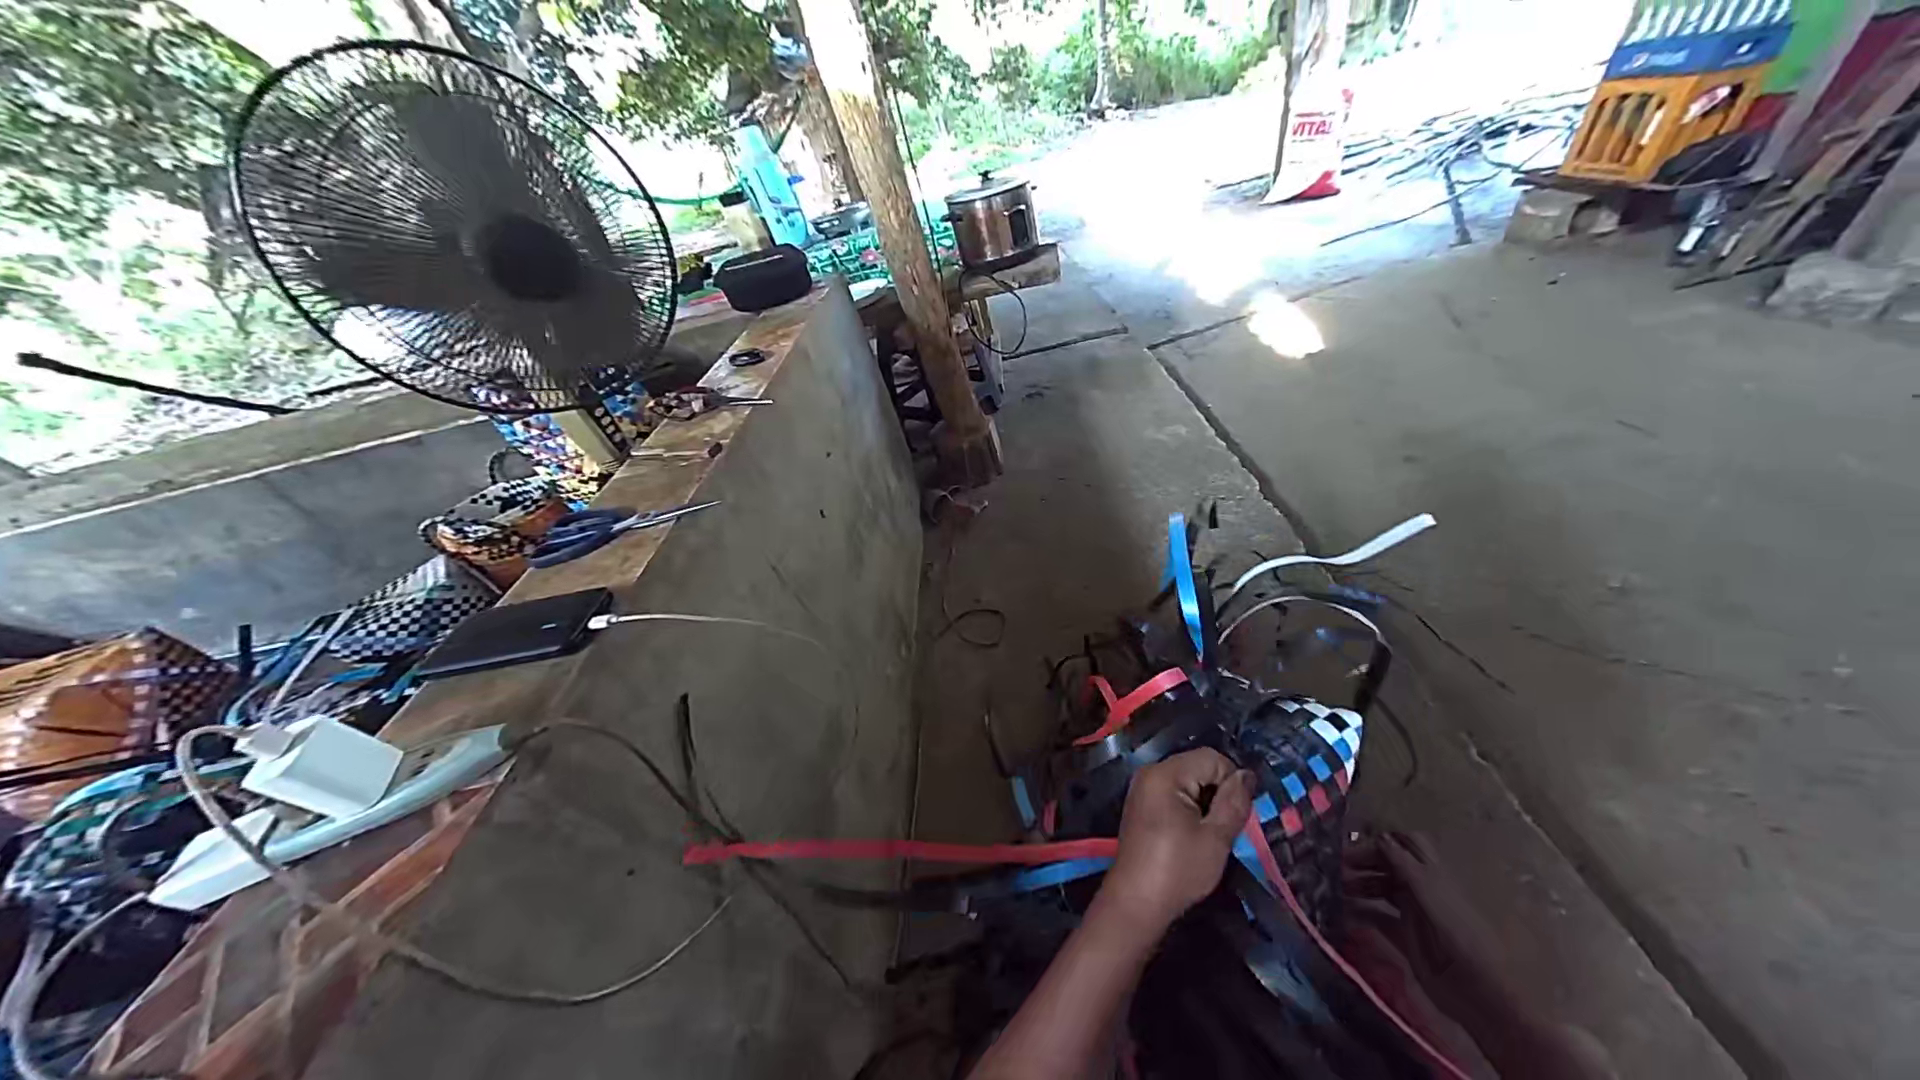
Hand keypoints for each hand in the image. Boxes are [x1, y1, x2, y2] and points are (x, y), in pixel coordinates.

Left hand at [1100, 748, 1256, 930]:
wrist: (1137, 901)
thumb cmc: (1178, 869)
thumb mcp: (1216, 837)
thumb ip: (1234, 802)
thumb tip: (1246, 775)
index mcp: (1164, 774)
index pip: (1211, 758)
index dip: (1232, 782)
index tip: (1236, 815)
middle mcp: (1150, 772)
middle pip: (1198, 766)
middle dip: (1218, 792)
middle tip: (1222, 828)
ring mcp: (1143, 788)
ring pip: (1188, 780)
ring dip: (1205, 802)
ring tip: (1208, 834)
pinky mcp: (1142, 804)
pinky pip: (1174, 793)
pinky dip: (1190, 808)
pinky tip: (1191, 834)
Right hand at [1344, 832, 1511, 1005]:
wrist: (1484, 997)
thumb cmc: (1461, 938)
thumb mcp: (1433, 895)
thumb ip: (1406, 865)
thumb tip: (1379, 836)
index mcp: (1432, 874)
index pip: (1402, 844)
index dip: (1377, 842)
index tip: (1349, 850)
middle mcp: (1422, 889)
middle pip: (1387, 865)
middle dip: (1361, 862)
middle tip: (1334, 868)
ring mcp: (1414, 913)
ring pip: (1380, 888)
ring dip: (1358, 884)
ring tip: (1335, 889)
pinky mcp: (1406, 938)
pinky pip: (1378, 917)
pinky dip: (1360, 912)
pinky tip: (1343, 913)